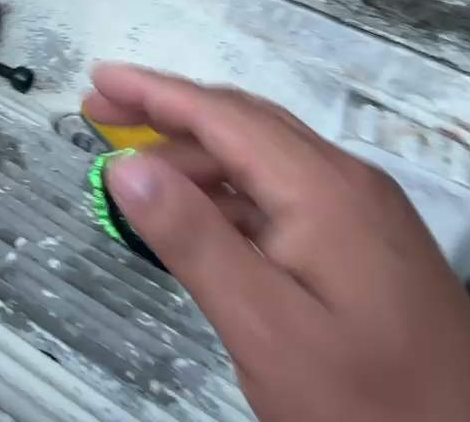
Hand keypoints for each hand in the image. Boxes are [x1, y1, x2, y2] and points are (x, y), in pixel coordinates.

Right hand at [84, 64, 469, 421]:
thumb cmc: (372, 403)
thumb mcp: (266, 329)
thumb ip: (193, 240)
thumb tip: (126, 165)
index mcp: (321, 186)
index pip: (219, 115)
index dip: (152, 91)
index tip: (97, 80)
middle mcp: (345, 180)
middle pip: (240, 122)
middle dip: (165, 111)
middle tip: (100, 114)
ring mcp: (362, 211)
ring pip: (262, 156)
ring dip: (195, 152)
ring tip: (136, 170)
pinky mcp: (368, 244)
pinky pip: (282, 191)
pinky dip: (229, 189)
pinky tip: (202, 215)